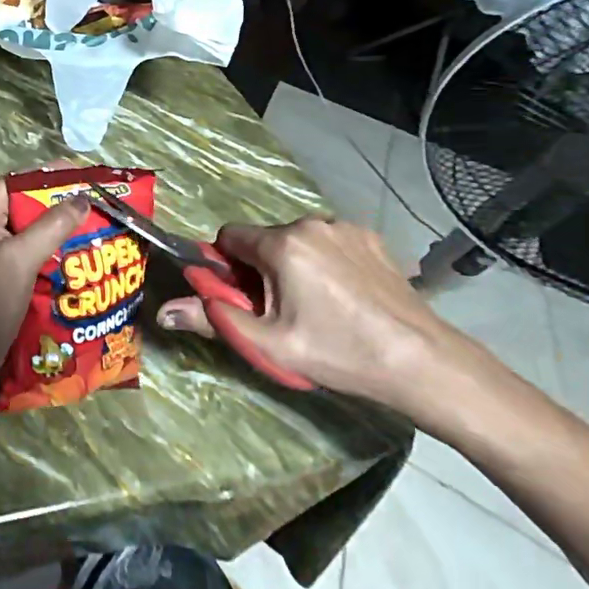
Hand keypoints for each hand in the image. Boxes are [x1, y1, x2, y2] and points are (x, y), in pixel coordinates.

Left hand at [0, 173, 89, 386]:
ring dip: (51, 218)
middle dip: (54, 198)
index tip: (84, 176)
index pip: (16, 182)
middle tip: (92, 197)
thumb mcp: (24, 260)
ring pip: (21, 217)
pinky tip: (68, 240)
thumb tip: (82, 198)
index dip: (50, 178)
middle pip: (19, 197)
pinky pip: (18, 235)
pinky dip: (41, 236)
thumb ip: (53, 225)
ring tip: (88, 215)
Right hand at [154, 216, 480, 413]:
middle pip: (264, 239)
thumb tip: (163, 312)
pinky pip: (329, 242)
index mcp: (282, 244)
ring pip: (297, 240)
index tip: (246, 297)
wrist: (426, 365)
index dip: (228, 266)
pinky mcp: (372, 238)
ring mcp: (346, 228)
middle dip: (262, 268)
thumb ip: (215, 319)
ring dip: (294, 263)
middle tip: (284, 310)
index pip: (229, 236)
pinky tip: (347, 295)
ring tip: (319, 306)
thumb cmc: (340, 354)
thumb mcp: (270, 343)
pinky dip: (326, 261)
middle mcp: (311, 223)